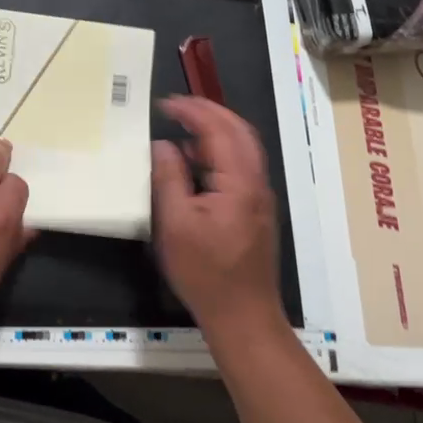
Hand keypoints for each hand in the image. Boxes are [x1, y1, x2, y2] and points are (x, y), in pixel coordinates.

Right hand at [152, 97, 283, 333]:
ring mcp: (259, 197)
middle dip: (208, 111)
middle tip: (176, 106)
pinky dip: (218, 152)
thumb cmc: (205, 272)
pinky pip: (240, 166)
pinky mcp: (255, 210)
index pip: (218, 130)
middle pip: (238, 131)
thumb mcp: (175, 224)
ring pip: (242, 148)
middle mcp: (256, 183)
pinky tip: (194, 163)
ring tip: (181, 129)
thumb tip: (162, 146)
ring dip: (215, 131)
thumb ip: (169, 178)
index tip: (164, 104)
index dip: (192, 111)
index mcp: (239, 182)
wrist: (244, 317)